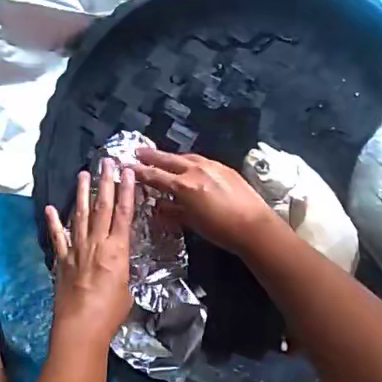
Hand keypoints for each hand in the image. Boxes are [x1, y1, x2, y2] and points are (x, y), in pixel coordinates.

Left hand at [45, 159, 136, 347]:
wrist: (80, 326)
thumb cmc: (110, 312)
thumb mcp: (127, 289)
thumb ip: (123, 272)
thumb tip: (118, 267)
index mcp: (118, 250)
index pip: (124, 214)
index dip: (127, 191)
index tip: (128, 172)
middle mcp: (97, 244)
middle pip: (103, 207)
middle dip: (106, 183)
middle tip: (107, 162)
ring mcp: (77, 250)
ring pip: (80, 215)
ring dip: (83, 194)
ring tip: (84, 174)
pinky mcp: (62, 261)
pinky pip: (58, 237)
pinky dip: (54, 222)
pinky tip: (51, 208)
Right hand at [131, 148, 283, 256]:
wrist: (254, 226)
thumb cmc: (220, 230)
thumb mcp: (192, 223)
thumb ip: (173, 211)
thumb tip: (159, 206)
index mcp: (184, 186)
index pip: (155, 176)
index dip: (139, 171)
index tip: (127, 166)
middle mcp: (195, 171)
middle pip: (168, 160)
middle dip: (151, 156)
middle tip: (138, 151)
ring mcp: (211, 166)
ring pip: (185, 157)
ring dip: (171, 157)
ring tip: (161, 157)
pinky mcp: (224, 168)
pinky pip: (200, 160)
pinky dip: (188, 161)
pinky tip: (187, 164)